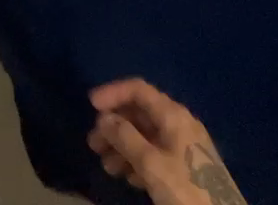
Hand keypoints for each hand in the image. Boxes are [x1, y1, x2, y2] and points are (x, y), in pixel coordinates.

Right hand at [88, 79, 247, 204]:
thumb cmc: (186, 188)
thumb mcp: (151, 163)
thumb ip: (125, 138)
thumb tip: (104, 118)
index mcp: (173, 115)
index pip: (138, 90)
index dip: (113, 93)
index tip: (90, 106)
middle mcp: (178, 123)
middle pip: (140, 113)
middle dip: (114, 125)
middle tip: (93, 143)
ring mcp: (183, 145)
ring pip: (145, 135)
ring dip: (122, 145)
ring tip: (106, 164)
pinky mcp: (186, 166)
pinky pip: (154, 153)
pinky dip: (136, 160)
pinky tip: (126, 176)